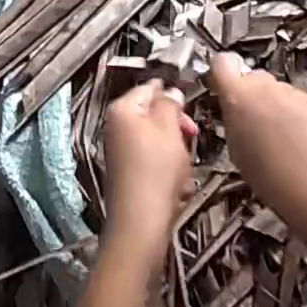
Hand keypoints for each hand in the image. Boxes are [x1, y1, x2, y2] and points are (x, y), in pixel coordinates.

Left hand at [103, 79, 197, 259]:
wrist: (141, 219)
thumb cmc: (156, 169)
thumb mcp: (169, 128)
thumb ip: (170, 104)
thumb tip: (170, 91)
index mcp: (122, 109)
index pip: (148, 88)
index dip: (170, 93)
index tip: (189, 104)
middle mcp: (116, 126)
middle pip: (152, 114)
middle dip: (175, 124)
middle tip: (191, 134)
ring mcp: (120, 149)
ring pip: (156, 138)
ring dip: (175, 148)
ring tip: (183, 165)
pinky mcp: (128, 171)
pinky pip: (153, 159)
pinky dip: (168, 167)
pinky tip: (177, 181)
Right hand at [208, 52, 306, 224]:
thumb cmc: (267, 175)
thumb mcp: (235, 148)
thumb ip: (235, 120)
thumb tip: (240, 113)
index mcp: (238, 95)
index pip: (222, 63)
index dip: (223, 73)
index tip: (226, 88)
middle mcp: (267, 87)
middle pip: (256, 79)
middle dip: (256, 96)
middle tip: (258, 123)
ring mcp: (297, 94)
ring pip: (283, 94)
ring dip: (281, 109)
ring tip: (288, 141)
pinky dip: (305, 120)